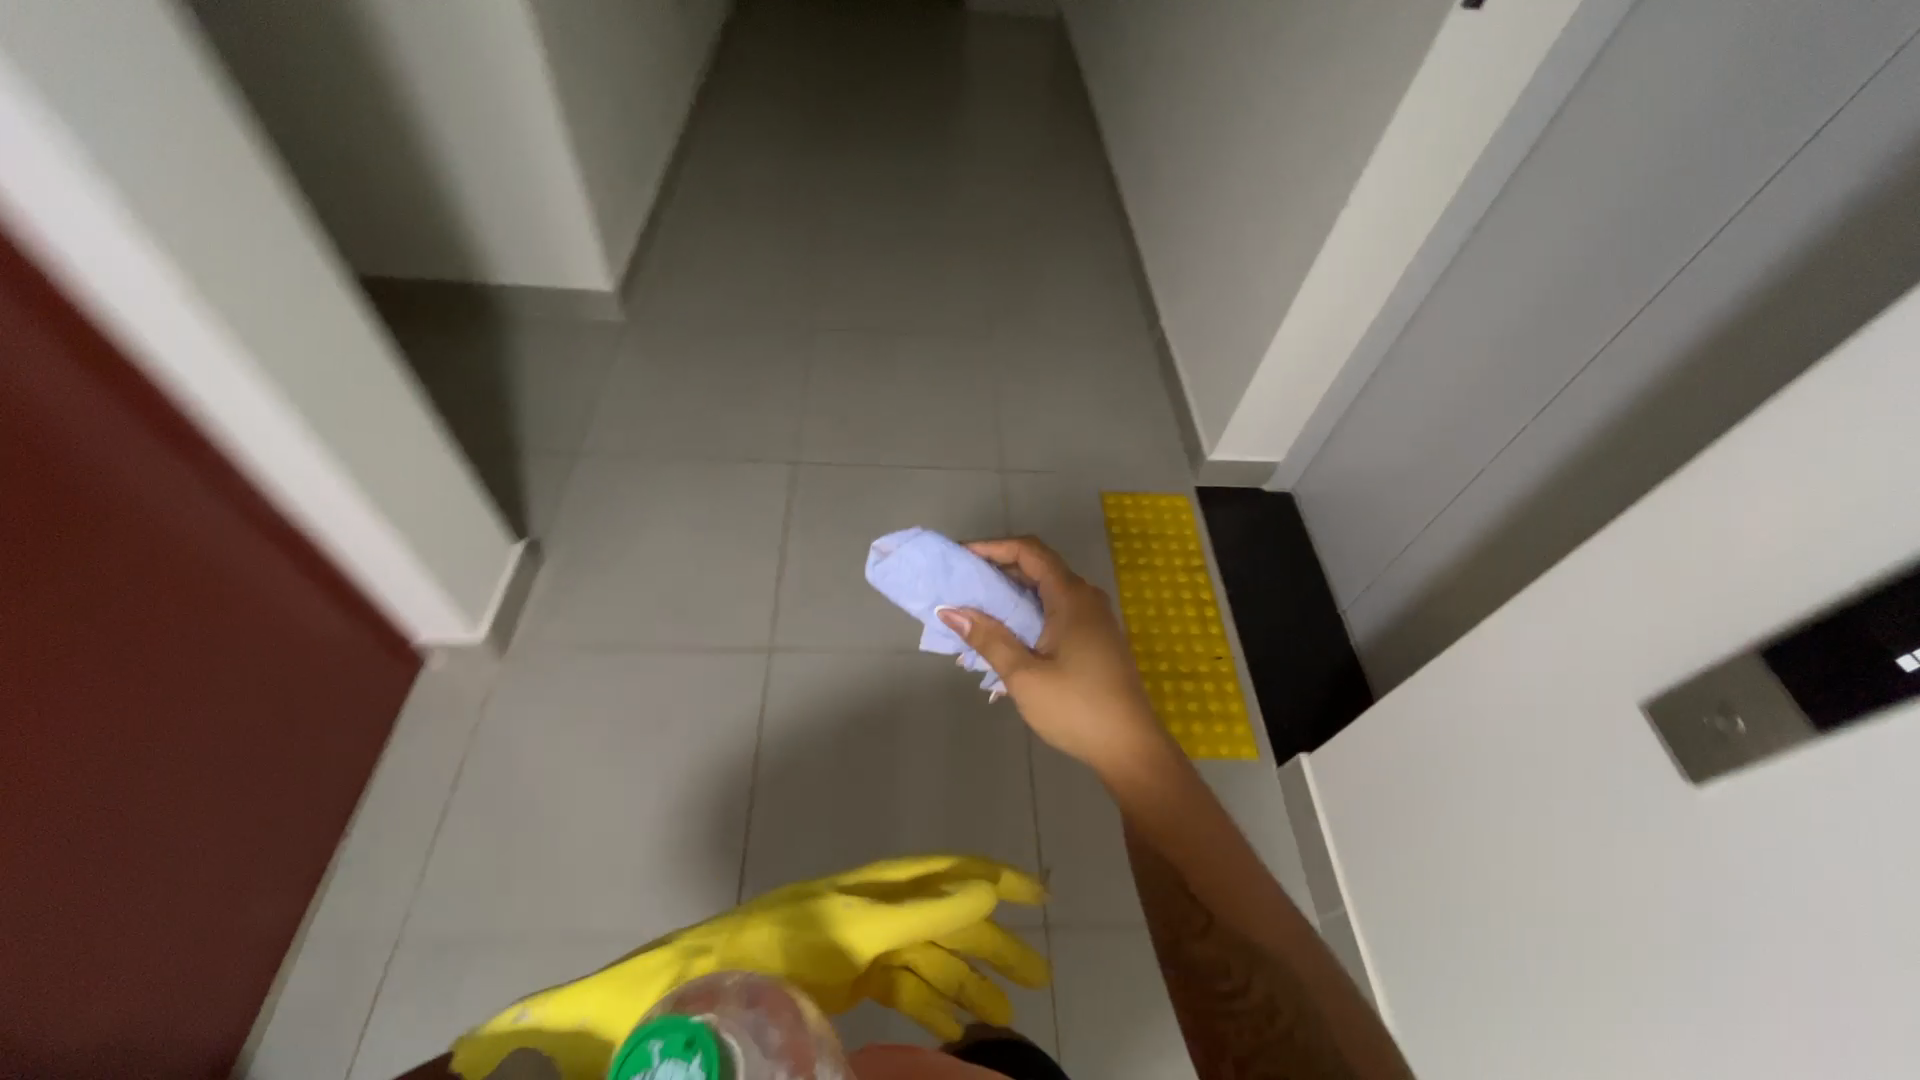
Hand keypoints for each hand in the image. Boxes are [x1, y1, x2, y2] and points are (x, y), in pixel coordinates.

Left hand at [449, 856, 1047, 1079]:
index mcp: (853, 899)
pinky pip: (897, 988)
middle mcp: (856, 914)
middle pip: (938, 919)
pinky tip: (957, 1029)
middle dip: (990, 942)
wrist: (661, 1001)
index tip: (1035, 895)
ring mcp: (845, 948)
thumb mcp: (825, 944)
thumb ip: (898, 921)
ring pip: (922, 958)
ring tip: (1011, 1012)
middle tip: (1040, 974)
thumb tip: (967, 889)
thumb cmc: (734, 970)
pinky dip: (931, 1006)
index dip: (987, 881)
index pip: (935, 877)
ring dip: (967, 981)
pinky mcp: (834, 980)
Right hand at [939, 536, 1169, 771]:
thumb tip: (951, 611)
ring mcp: (1094, 620)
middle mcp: (1086, 599)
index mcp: (1072, 597)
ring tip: (973, 615)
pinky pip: (1055, 614)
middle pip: (1037, 569)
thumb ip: (988, 638)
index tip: (960, 557)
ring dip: (1010, 599)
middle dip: (996, 573)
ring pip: (1045, 594)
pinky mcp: (1095, 640)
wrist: (1130, 748)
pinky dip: (1027, 617)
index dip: (993, 547)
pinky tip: (1003, 641)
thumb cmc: (1076, 708)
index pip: (1029, 551)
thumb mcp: (1024, 675)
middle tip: (959, 587)